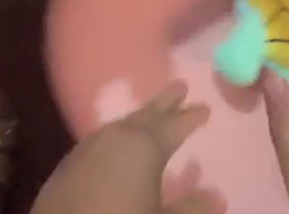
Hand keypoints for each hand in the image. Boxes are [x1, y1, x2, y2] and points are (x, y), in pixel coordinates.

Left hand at [32, 81, 220, 213]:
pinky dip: (121, 133)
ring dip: (142, 116)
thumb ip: (191, 208)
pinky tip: (121, 143)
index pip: (173, 125)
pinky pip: (105, 136)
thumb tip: (216, 194)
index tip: (205, 107)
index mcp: (143, 147)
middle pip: (147, 114)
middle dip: (165, 102)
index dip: (190, 117)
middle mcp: (116, 136)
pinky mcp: (72, 161)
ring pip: (124, 123)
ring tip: (155, 114)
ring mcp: (90, 145)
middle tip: (181, 86)